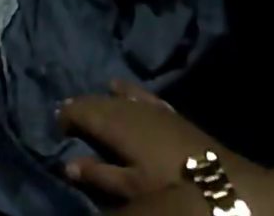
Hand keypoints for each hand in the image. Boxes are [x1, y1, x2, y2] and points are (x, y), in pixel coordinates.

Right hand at [59, 81, 246, 200]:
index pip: (85, 112)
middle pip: (99, 101)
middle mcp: (130, 107)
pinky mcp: (166, 109)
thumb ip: (99, 174)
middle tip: (65, 110)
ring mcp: (149, 106)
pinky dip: (125, 90)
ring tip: (89, 100)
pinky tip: (119, 86)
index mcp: (117, 124)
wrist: (218, 177)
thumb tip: (68, 164)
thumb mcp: (131, 187)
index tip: (55, 120)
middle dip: (81, 105)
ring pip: (117, 96)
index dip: (69, 114)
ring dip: (100, 98)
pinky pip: (139, 93)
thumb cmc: (169, 184)